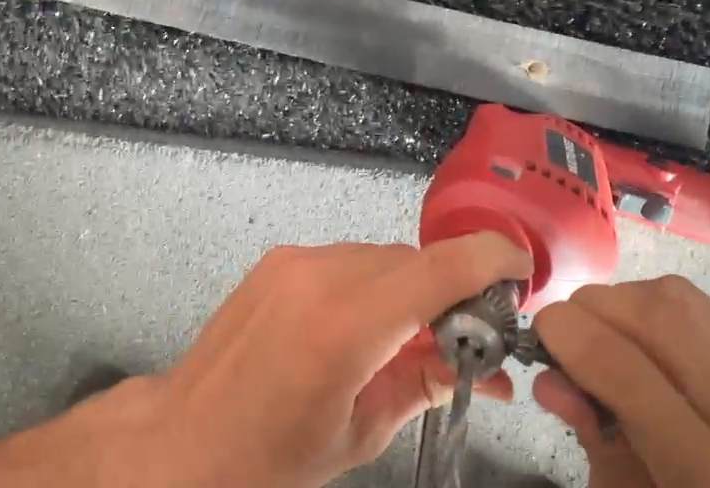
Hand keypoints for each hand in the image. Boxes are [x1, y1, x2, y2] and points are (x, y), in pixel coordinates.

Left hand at [114, 233, 532, 487]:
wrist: (189, 434)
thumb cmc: (274, 452)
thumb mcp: (361, 431)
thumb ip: (421, 384)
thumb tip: (472, 364)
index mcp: (346, 323)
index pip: (436, 270)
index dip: (487, 260)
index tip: (521, 267)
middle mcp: (319, 274)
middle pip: (411, 262)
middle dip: (450, 290)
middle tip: (474, 336)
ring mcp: (292, 261)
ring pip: (379, 257)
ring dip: (410, 288)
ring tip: (421, 338)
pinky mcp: (276, 261)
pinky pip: (345, 260)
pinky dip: (372, 284)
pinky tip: (374, 325)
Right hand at [531, 276, 709, 487]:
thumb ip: (592, 437)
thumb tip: (549, 377)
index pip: (627, 371)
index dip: (568, 334)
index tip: (537, 330)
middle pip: (664, 315)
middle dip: (596, 306)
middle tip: (565, 331)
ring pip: (690, 304)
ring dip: (628, 306)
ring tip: (605, 339)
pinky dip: (664, 327)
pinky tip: (654, 361)